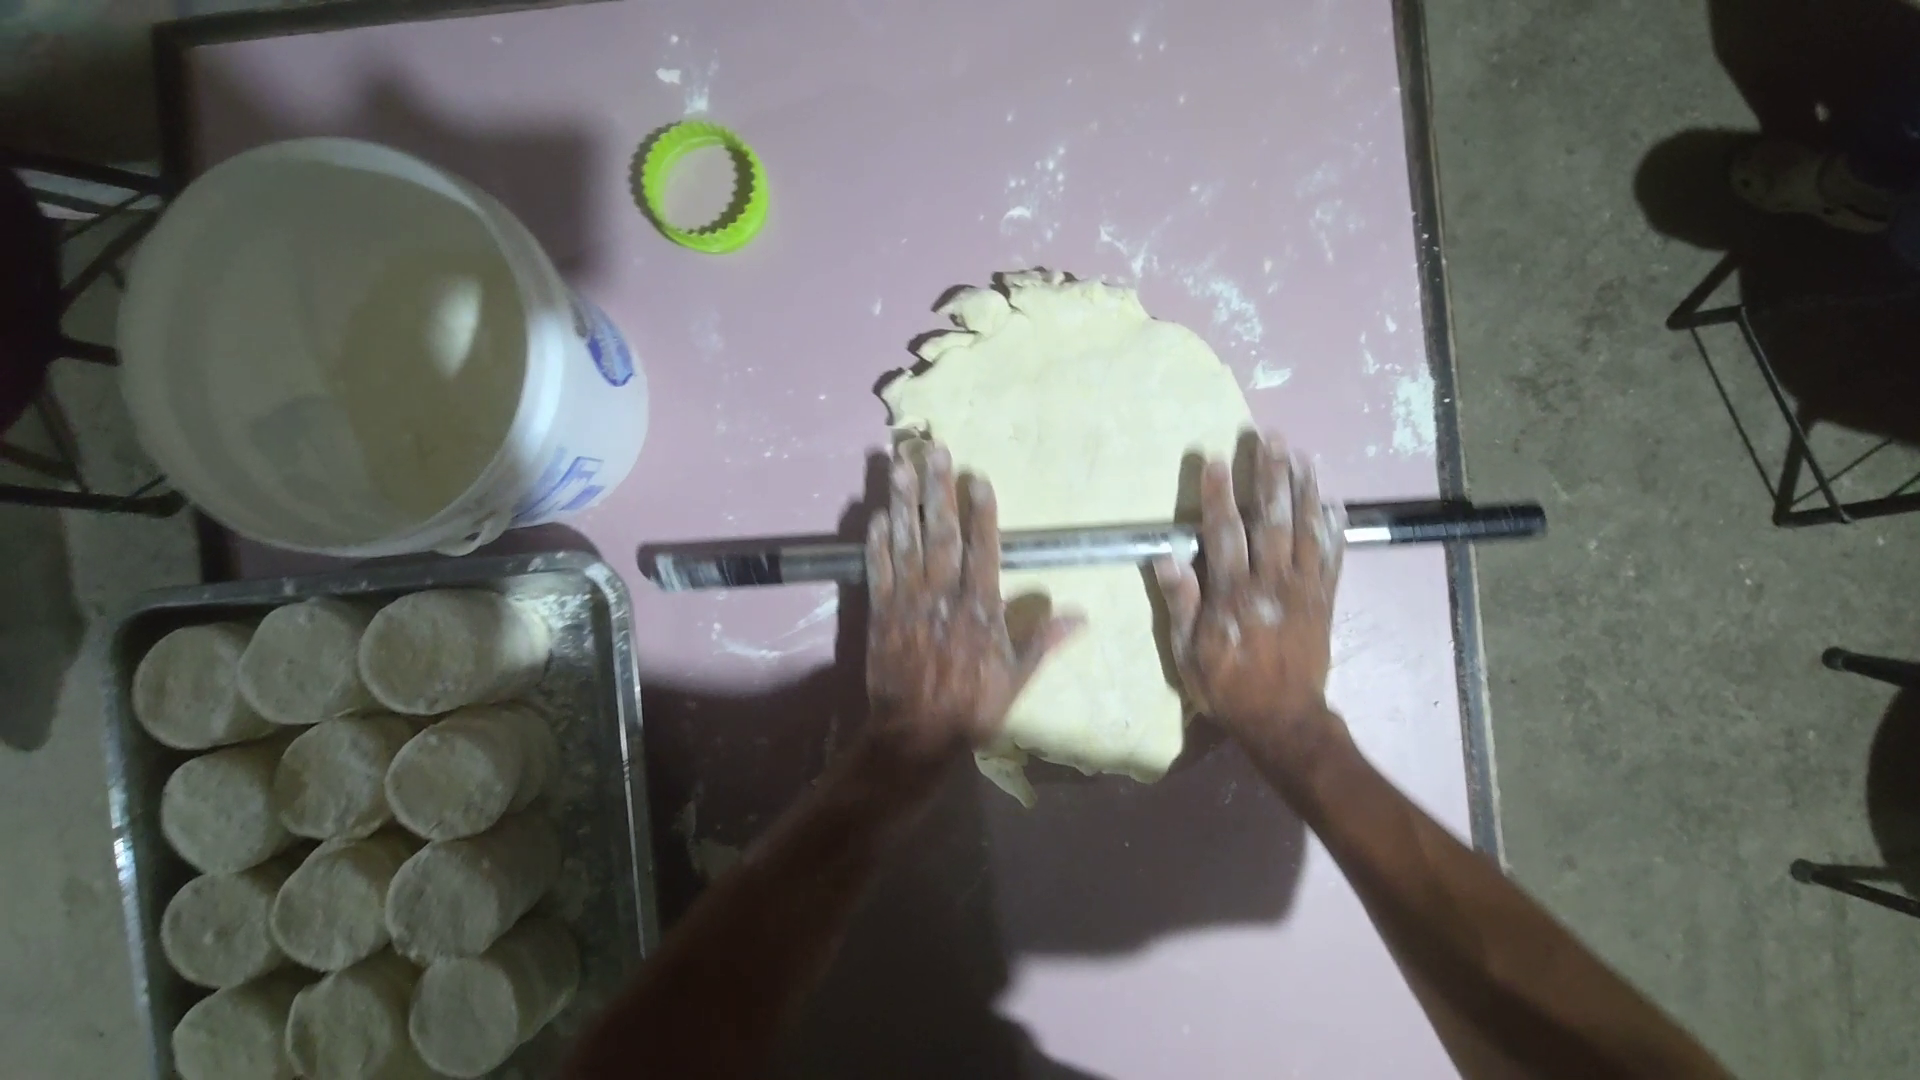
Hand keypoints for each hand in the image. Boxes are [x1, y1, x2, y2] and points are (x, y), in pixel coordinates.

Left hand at [864, 442, 1079, 757]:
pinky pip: (877, 571)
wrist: (917, 734)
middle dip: (939, 491)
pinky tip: (878, 514)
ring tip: (901, 466)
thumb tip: (1081, 615)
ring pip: (906, 544)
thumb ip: (1044, 641)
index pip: (982, 550)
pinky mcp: (881, 614)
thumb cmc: (973, 707)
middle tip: (935, 451)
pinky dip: (877, 543)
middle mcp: (944, 596)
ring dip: (903, 503)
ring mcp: (908, 603)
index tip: (977, 478)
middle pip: (942, 535)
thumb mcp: (1018, 678)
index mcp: (980, 609)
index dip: (980, 513)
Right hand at [1153, 435, 1343, 744]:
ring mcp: (1304, 590)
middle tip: (1270, 438)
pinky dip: (1334, 528)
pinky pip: (1333, 557)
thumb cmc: (1226, 686)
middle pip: (1272, 520)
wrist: (1283, 719)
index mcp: (1233, 596)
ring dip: (1303, 490)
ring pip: (1306, 530)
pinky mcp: (1325, 600)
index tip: (1216, 460)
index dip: (1219, 496)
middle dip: (1269, 477)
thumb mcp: (1187, 654)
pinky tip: (1332, 502)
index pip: (1224, 535)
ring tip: (1301, 455)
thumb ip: (1179, 604)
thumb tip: (1165, 558)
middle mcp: (1271, 584)